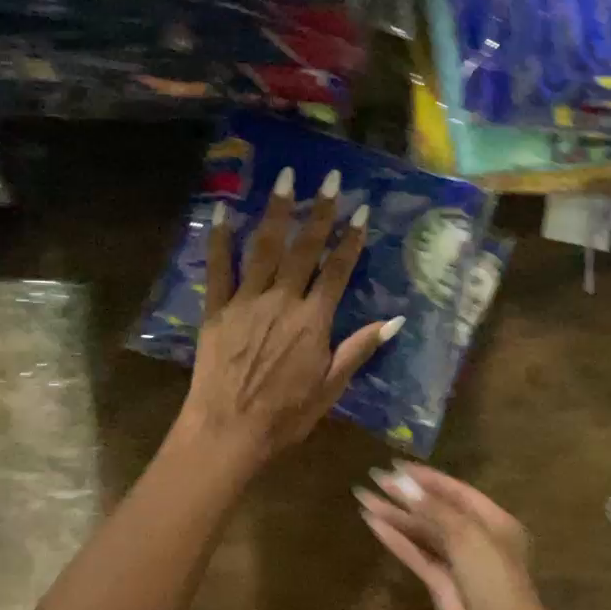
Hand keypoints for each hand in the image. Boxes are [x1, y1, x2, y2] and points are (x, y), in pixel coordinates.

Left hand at [174, 168, 399, 478]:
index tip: (361, 210)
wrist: (230, 431)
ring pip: (263, 249)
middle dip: (319, 212)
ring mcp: (246, 303)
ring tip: (284, 179)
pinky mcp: (216, 311)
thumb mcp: (332, 386)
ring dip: (275, 212)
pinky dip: (219, 239)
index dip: (350, 239)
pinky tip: (221, 211)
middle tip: (329, 178)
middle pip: (304, 249)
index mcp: (313, 321)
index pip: (337, 270)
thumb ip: (359, 349)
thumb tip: (394, 320)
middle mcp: (282, 302)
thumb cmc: (287, 415)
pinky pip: (217, 269)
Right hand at [357, 463, 556, 609]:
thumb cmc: (494, 578)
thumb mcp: (469, 536)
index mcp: (495, 521)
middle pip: (438, 511)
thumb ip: (435, 510)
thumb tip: (403, 484)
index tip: (397, 466)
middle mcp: (477, 538)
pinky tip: (374, 525)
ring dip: (396, 517)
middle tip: (373, 479)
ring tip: (364, 498)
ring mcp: (458, 562)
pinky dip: (397, 541)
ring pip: (424, 533)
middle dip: (407, 496)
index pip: (457, 492)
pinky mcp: (440, 585)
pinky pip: (417, 556)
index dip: (428, 479)